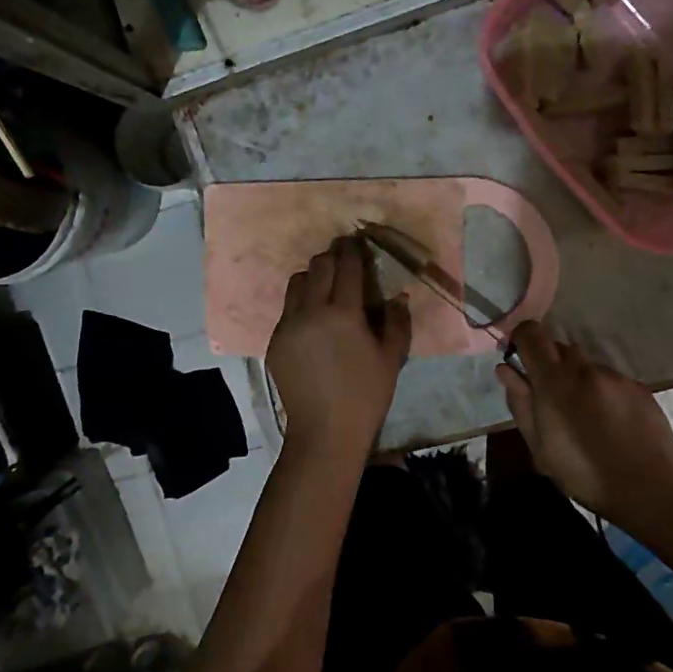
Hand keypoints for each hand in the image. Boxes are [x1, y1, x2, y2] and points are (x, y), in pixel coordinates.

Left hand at [265, 236, 412, 452]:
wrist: (325, 431)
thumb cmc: (366, 395)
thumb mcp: (391, 358)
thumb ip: (397, 322)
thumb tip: (397, 296)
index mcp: (343, 313)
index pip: (346, 266)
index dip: (352, 249)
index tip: (355, 240)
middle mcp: (311, 311)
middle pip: (317, 267)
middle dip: (331, 257)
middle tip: (342, 257)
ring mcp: (288, 325)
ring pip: (296, 283)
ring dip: (311, 277)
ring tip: (324, 286)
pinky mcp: (275, 340)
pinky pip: (286, 310)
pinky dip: (300, 304)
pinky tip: (312, 321)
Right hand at [496, 321, 672, 524]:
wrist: (655, 491)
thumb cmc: (586, 474)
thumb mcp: (539, 447)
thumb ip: (520, 403)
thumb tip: (506, 370)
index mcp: (555, 381)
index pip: (532, 333)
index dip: (521, 339)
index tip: (517, 359)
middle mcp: (585, 369)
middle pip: (558, 347)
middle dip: (548, 364)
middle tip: (548, 397)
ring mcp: (615, 376)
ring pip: (584, 364)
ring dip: (575, 379)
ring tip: (582, 415)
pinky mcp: (639, 387)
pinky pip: (608, 379)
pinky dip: (600, 391)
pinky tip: (608, 422)